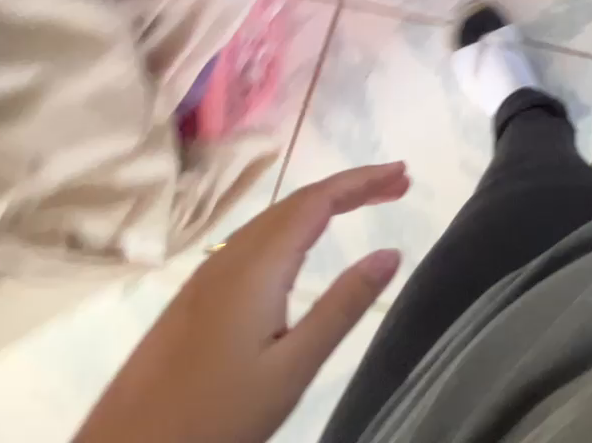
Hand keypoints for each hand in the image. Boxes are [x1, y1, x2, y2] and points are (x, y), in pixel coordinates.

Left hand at [74, 163, 410, 442]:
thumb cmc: (212, 422)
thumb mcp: (292, 368)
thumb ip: (343, 306)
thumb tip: (391, 252)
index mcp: (253, 272)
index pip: (315, 203)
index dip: (361, 181)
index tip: (403, 173)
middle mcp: (225, 266)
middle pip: (293, 204)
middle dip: (348, 186)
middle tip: (397, 185)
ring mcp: (200, 286)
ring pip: (269, 222)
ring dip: (320, 205)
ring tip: (363, 205)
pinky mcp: (188, 307)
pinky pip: (251, 243)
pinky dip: (293, 227)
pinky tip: (303, 247)